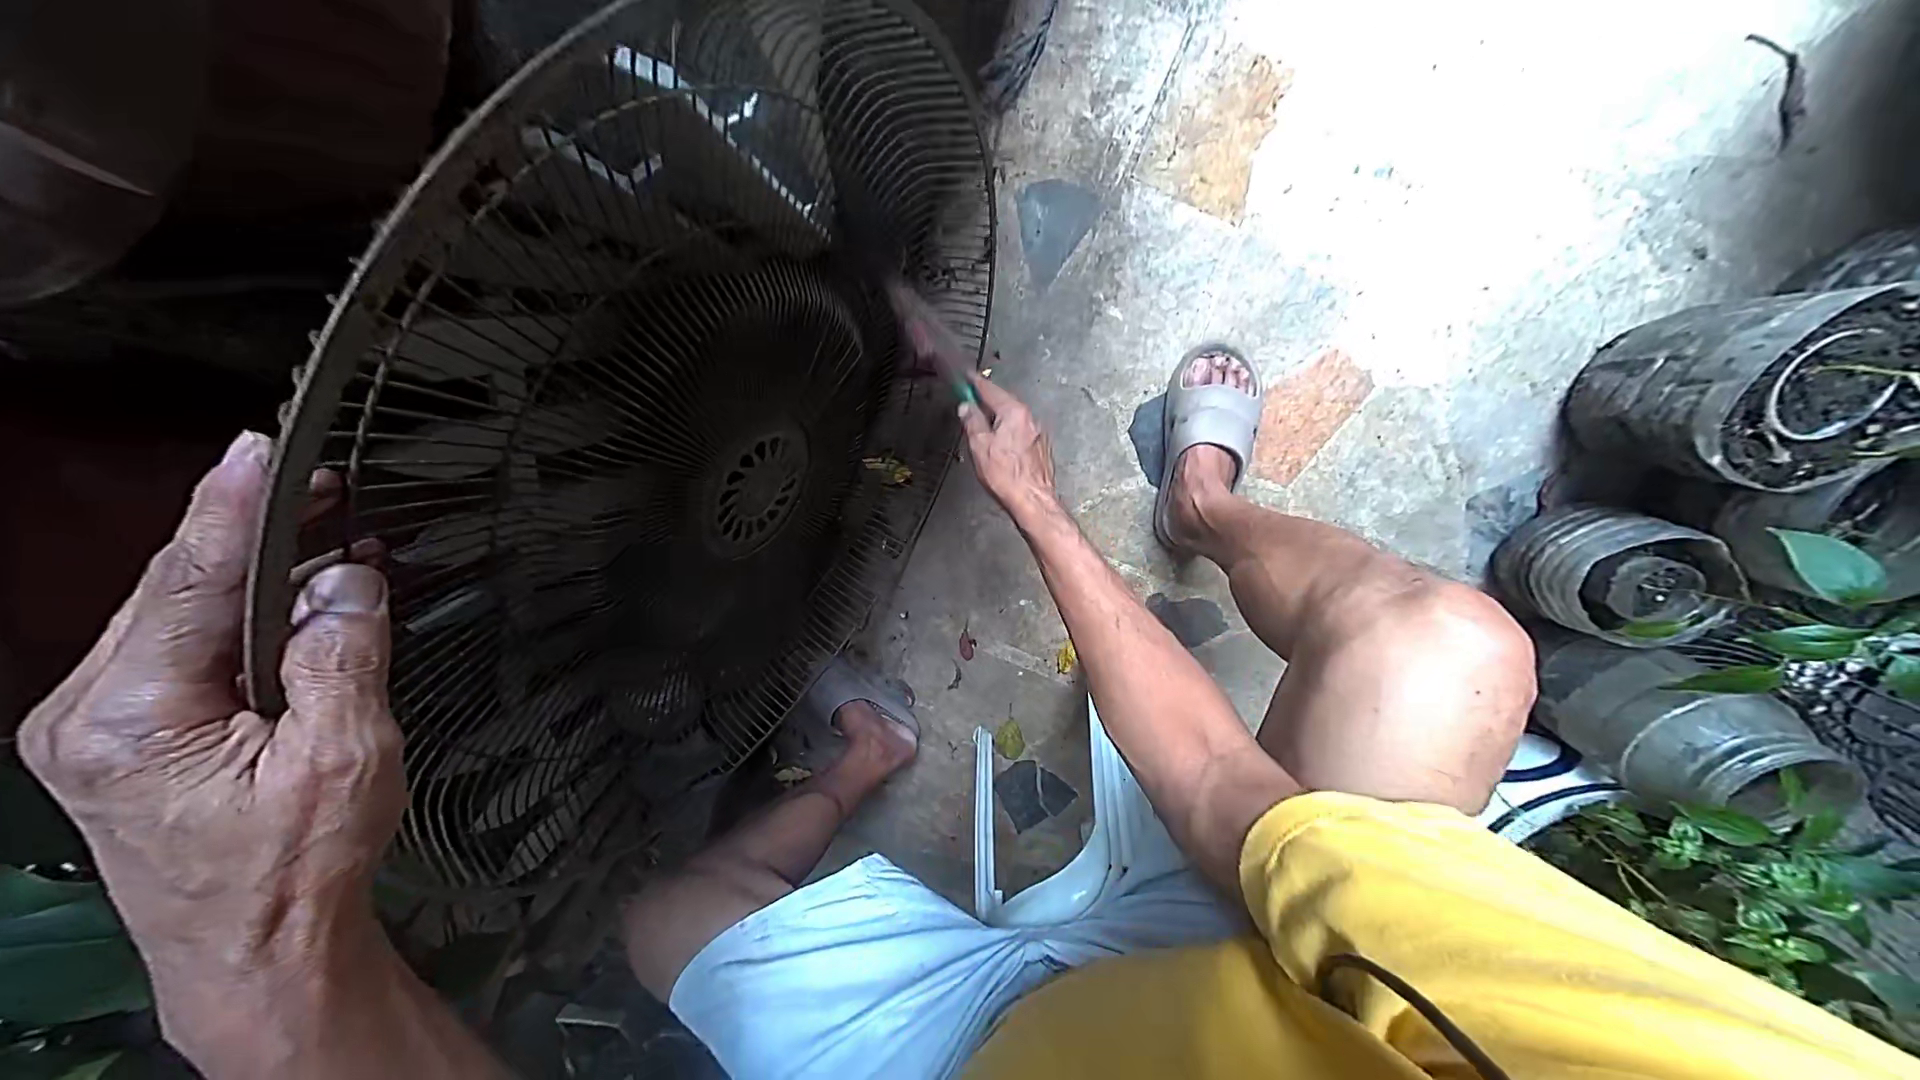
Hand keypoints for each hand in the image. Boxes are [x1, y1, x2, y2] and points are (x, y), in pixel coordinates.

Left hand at [17, 432, 403, 1051]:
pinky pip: (199, 641)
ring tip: (326, 524)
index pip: (194, 581)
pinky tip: (306, 590)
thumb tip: (348, 579)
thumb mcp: (343, 755)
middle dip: (253, 527)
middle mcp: (96, 709)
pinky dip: (256, 606)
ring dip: (262, 566)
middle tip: (317, 479)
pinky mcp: (141, 731)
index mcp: (135, 714)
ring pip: (189, 610)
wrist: (258, 944)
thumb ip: (342, 657)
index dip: (235, 509)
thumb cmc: (299, 861)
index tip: (263, 449)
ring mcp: (110, 721)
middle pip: (181, 587)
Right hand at [957, 370, 1061, 525]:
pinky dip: (1007, 433)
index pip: (990, 389)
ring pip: (1012, 419)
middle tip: (970, 405)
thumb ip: (972, 421)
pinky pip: (1020, 432)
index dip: (974, 382)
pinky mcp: (1040, 448)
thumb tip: (966, 407)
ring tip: (982, 432)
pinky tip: (999, 447)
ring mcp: (1037, 433)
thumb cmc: (1008, 477)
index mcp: (1014, 413)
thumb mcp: (979, 445)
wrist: (1032, 501)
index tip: (966, 377)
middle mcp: (1030, 419)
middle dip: (986, 403)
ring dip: (997, 420)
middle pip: (1003, 403)